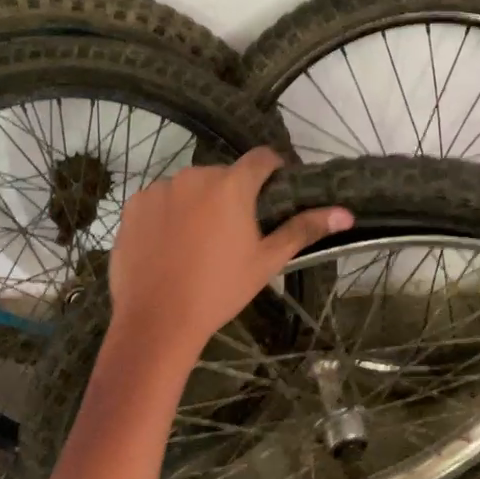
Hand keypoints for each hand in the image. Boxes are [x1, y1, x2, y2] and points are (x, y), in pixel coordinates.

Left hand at [106, 147, 349, 365]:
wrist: (156, 321)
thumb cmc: (219, 290)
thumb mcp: (267, 261)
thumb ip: (304, 229)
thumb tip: (346, 213)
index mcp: (231, 185)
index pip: (262, 157)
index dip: (274, 169)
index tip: (276, 192)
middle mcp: (195, 176)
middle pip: (223, 176)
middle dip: (232, 195)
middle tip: (235, 234)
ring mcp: (159, 189)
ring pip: (189, 188)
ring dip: (198, 204)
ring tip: (197, 244)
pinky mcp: (133, 205)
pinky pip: (159, 201)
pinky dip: (167, 216)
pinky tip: (169, 247)